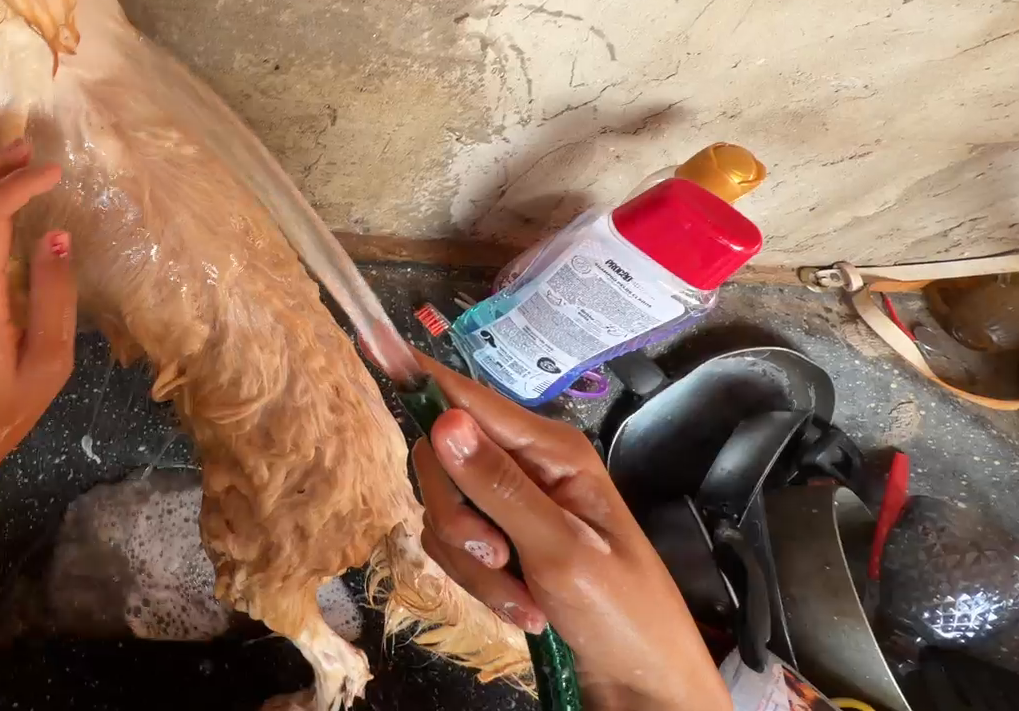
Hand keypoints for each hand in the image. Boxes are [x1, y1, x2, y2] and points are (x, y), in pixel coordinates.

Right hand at [411, 358, 728, 710]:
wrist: (647, 695)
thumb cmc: (626, 617)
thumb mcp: (564, 552)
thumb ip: (499, 487)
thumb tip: (443, 421)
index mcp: (548, 449)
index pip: (467, 397)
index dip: (418, 373)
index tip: (370, 343)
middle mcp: (521, 462)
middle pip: (441, 455)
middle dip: (456, 514)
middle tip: (492, 556)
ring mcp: (505, 499)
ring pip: (440, 504)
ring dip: (471, 559)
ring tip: (523, 599)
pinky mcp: (493, 536)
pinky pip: (448, 541)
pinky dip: (474, 580)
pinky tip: (519, 606)